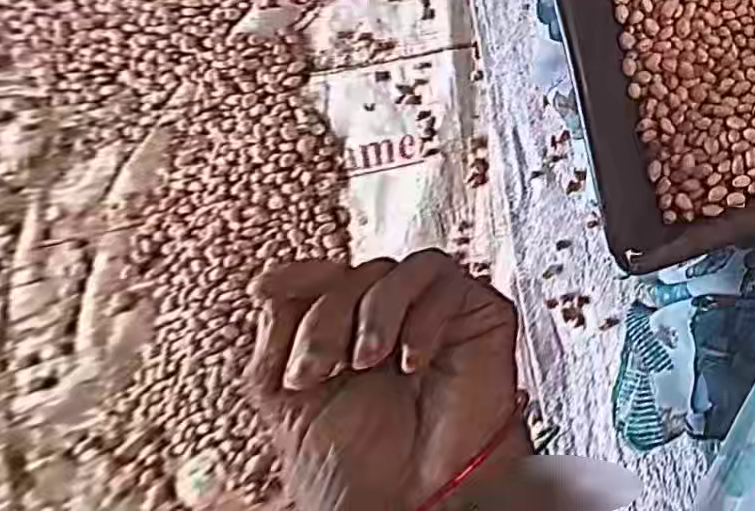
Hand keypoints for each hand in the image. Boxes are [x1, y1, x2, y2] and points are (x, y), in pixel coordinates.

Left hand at [245, 251, 525, 510]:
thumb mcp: (292, 398)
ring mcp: (444, 309)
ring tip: (370, 360)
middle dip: (332, 315)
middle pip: (368, 270)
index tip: (270, 287)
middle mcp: (400, 313)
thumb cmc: (351, 462)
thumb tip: (274, 276)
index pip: (336, 275)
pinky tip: (413, 361)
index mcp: (354, 327)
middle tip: (319, 370)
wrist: (408, 495)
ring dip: (381, 309)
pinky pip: (456, 285)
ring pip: (414, 266)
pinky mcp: (484, 313)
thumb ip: (284, 335)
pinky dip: (426, 319)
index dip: (307, 276)